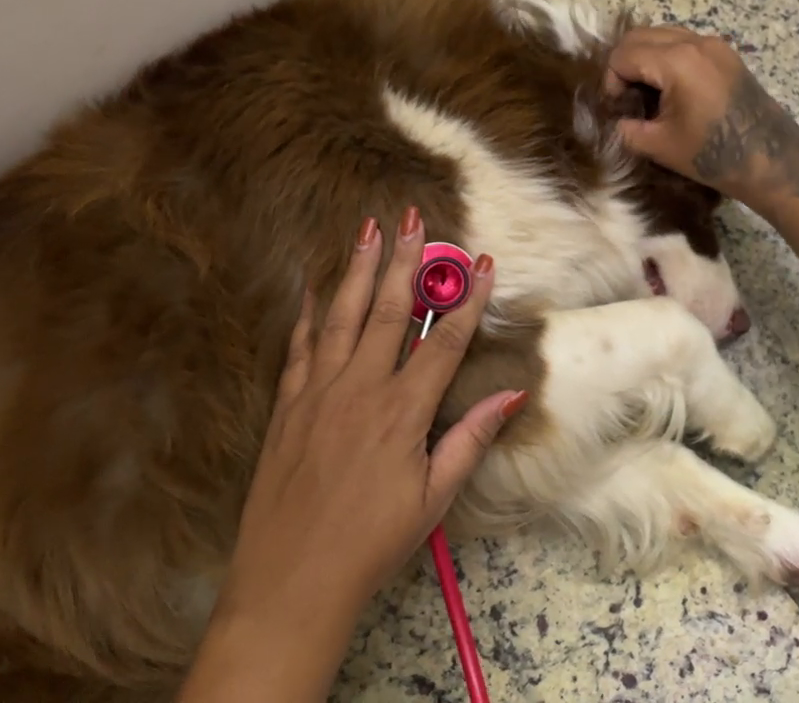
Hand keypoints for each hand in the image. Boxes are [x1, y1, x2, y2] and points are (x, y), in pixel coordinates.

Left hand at [221, 207, 522, 626]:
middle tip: (412, 217)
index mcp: (403, 412)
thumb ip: (470, 439)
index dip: (468, 300)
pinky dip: (309, 315)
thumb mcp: (434, 498)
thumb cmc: (372, 544)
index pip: (443, 341)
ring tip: (367, 229)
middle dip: (405, 261)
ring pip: (342, 317)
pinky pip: (300, 348)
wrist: (290, 582)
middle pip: (388, 311)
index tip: (484, 264)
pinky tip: (314, 288)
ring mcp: (318, 393)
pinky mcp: (287, 406)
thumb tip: (511, 393)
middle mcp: (361, 389)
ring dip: (357, 270)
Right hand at [605, 26, 798, 204]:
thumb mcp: (659, 146)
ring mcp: (714, 44)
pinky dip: (667, 57)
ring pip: (662, 34)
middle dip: (623, 65)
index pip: (623, 56)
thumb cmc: (714, 155)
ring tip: (646, 94)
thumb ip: (625, 129)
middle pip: (639, 36)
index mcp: (676, 60)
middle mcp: (694, 41)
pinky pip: (684, 42)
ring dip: (645, 58)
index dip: (610, 82)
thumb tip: (611, 121)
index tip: (616, 110)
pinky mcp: (726, 54)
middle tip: (625, 99)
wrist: (771, 160)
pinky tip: (670, 90)